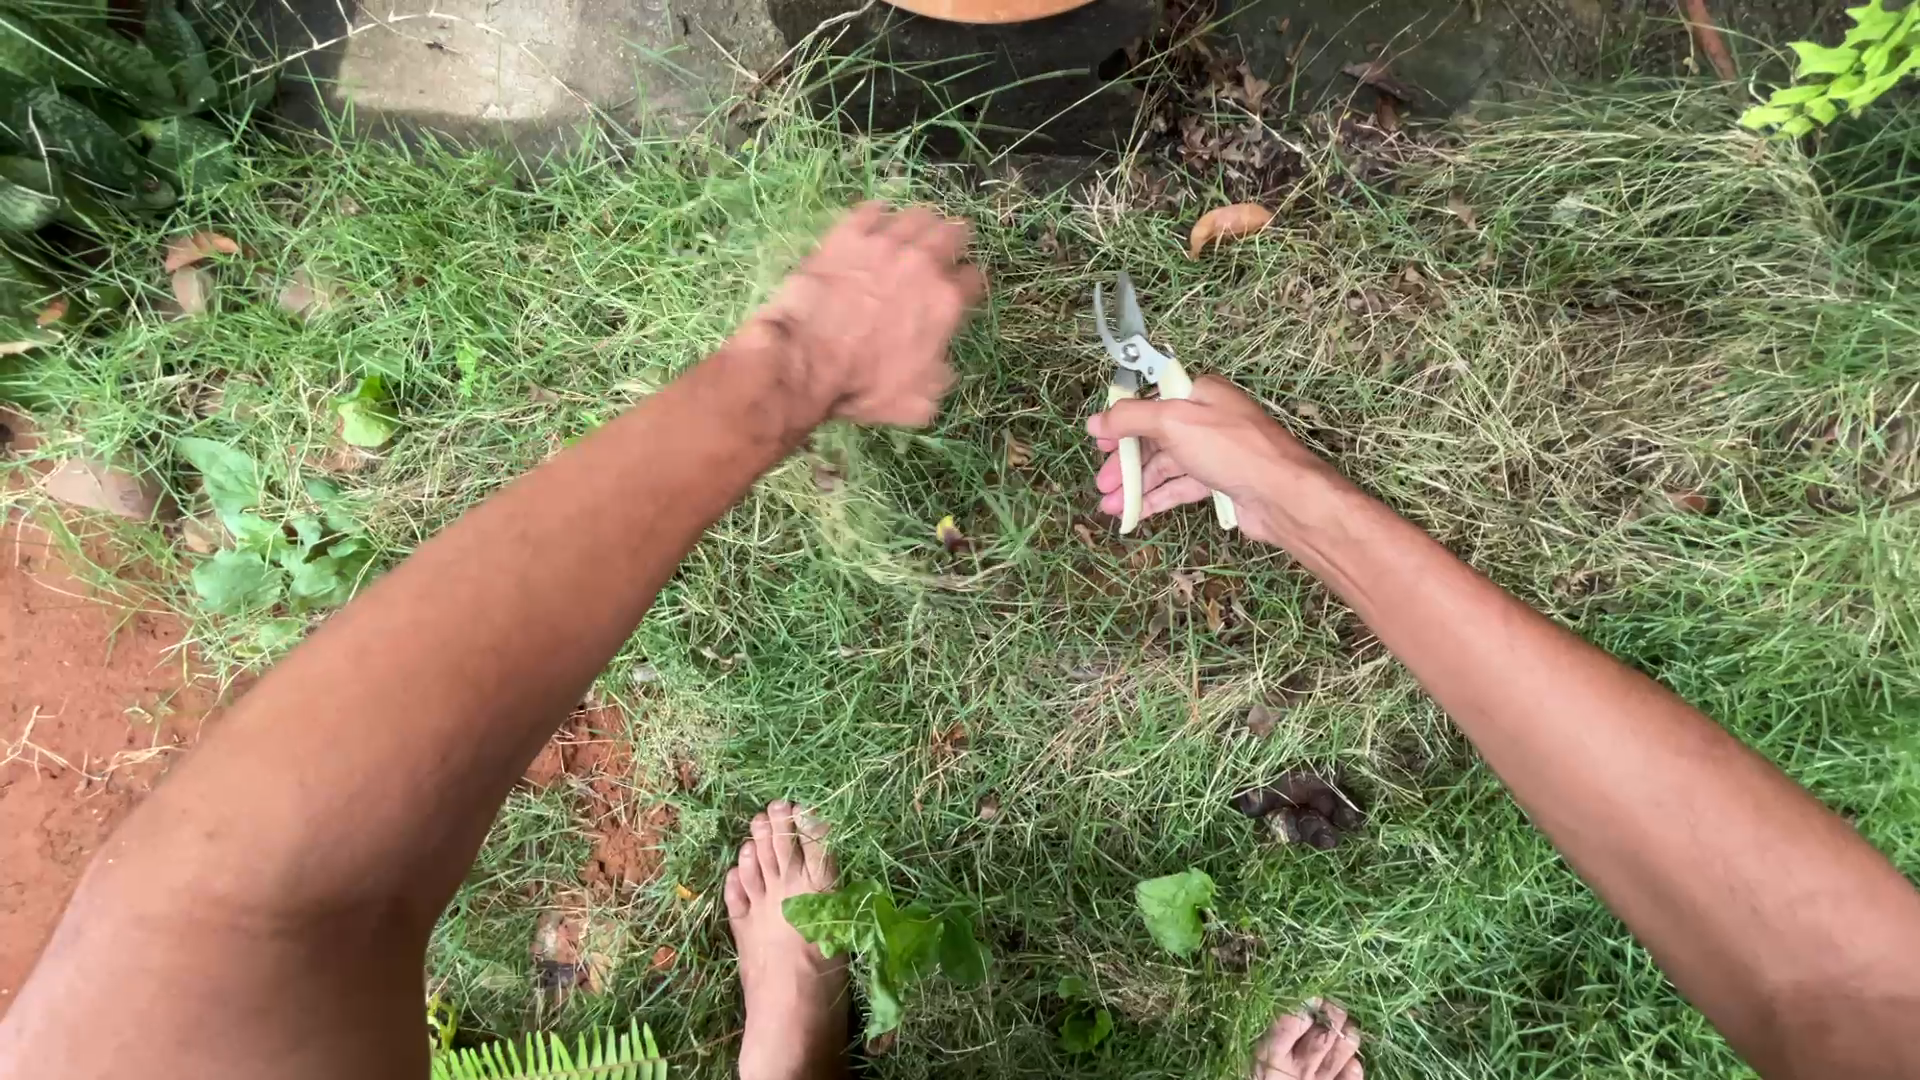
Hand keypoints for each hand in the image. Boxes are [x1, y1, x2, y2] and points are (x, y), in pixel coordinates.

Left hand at [748, 201, 985, 426]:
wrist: (808, 360)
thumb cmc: (865, 387)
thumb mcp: (917, 402)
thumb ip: (939, 377)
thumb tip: (943, 368)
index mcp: (945, 303)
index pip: (973, 280)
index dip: (971, 283)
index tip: (965, 288)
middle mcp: (923, 264)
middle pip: (952, 235)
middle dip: (955, 240)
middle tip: (949, 245)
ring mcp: (884, 243)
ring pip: (917, 215)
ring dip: (923, 221)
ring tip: (918, 227)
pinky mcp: (847, 234)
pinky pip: (872, 210)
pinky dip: (879, 213)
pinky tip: (877, 219)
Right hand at [1086, 376, 1344, 546]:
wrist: (1281, 495)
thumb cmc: (1230, 450)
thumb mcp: (1173, 423)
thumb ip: (1131, 418)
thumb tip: (1095, 420)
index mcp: (1198, 394)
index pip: (1149, 403)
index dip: (1121, 423)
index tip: (1098, 443)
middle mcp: (1205, 419)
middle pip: (1154, 438)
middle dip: (1126, 462)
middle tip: (1102, 484)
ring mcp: (1212, 451)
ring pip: (1164, 466)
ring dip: (1136, 485)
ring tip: (1111, 506)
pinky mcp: (1218, 480)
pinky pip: (1179, 487)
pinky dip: (1156, 498)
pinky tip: (1135, 514)